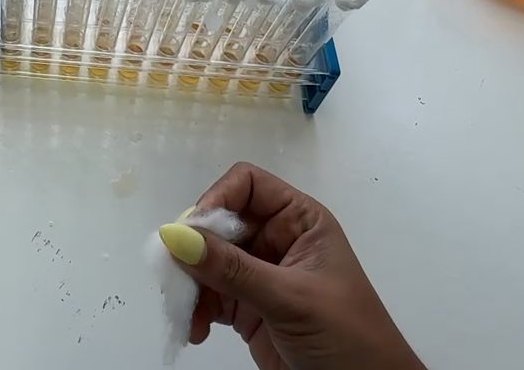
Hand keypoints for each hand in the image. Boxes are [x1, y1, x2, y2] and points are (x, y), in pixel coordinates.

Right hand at [159, 162, 424, 369]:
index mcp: (299, 220)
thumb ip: (232, 269)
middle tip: (176, 273)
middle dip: (197, 247)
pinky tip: (195, 328)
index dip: (218, 198)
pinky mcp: (249, 309)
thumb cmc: (349, 339)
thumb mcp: (291, 299)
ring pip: (209, 259)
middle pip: (221, 222)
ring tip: (186, 311)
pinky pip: (210, 294)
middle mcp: (277, 239)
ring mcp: (261, 274)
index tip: (194, 231)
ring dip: (192, 282)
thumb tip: (174, 235)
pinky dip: (196, 308)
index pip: (247, 185)